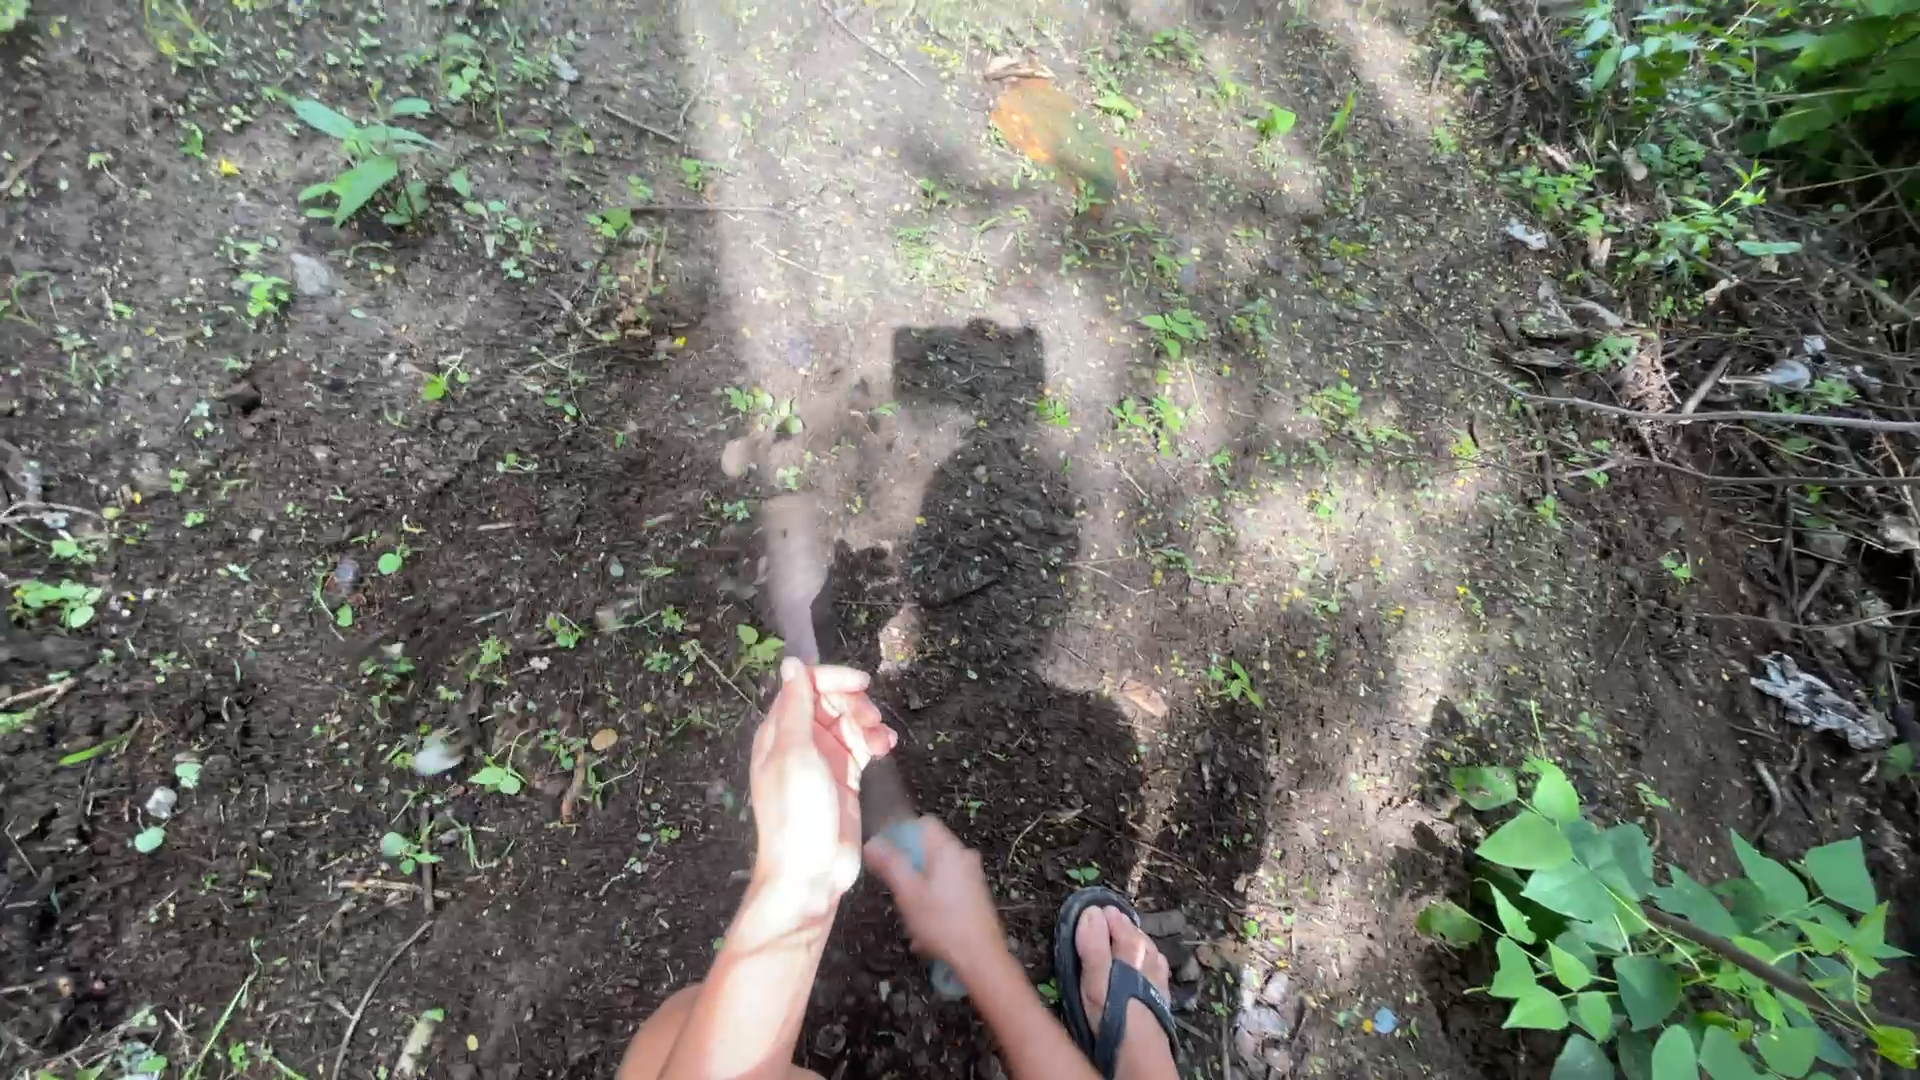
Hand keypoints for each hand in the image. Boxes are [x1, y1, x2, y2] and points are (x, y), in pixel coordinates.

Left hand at [750, 659, 896, 896]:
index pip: (805, 686)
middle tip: (872, 719)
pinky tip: (887, 747)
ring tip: (883, 740)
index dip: (833, 679)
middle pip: (831, 701)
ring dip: (869, 724)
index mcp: (779, 731)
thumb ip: (796, 706)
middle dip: (854, 704)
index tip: (862, 684)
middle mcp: (800, 740)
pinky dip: (876, 742)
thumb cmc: (797, 812)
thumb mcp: (795, 754)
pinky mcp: (845, 777)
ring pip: (850, 722)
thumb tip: (792, 663)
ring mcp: (824, 759)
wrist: (810, 873)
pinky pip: (862, 746)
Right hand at [862, 816, 1006, 976]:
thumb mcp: (908, 893)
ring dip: (919, 892)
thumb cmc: (942, 923)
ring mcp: (972, 875)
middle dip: (909, 869)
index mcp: (948, 848)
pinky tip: (926, 931)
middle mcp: (963, 856)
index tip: (887, 857)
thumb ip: (890, 864)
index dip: (902, 835)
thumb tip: (872, 842)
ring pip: (936, 873)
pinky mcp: (976, 895)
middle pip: (928, 849)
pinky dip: (934, 903)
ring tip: (910, 919)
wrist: (981, 958)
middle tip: (898, 892)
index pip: (923, 823)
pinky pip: (947, 889)